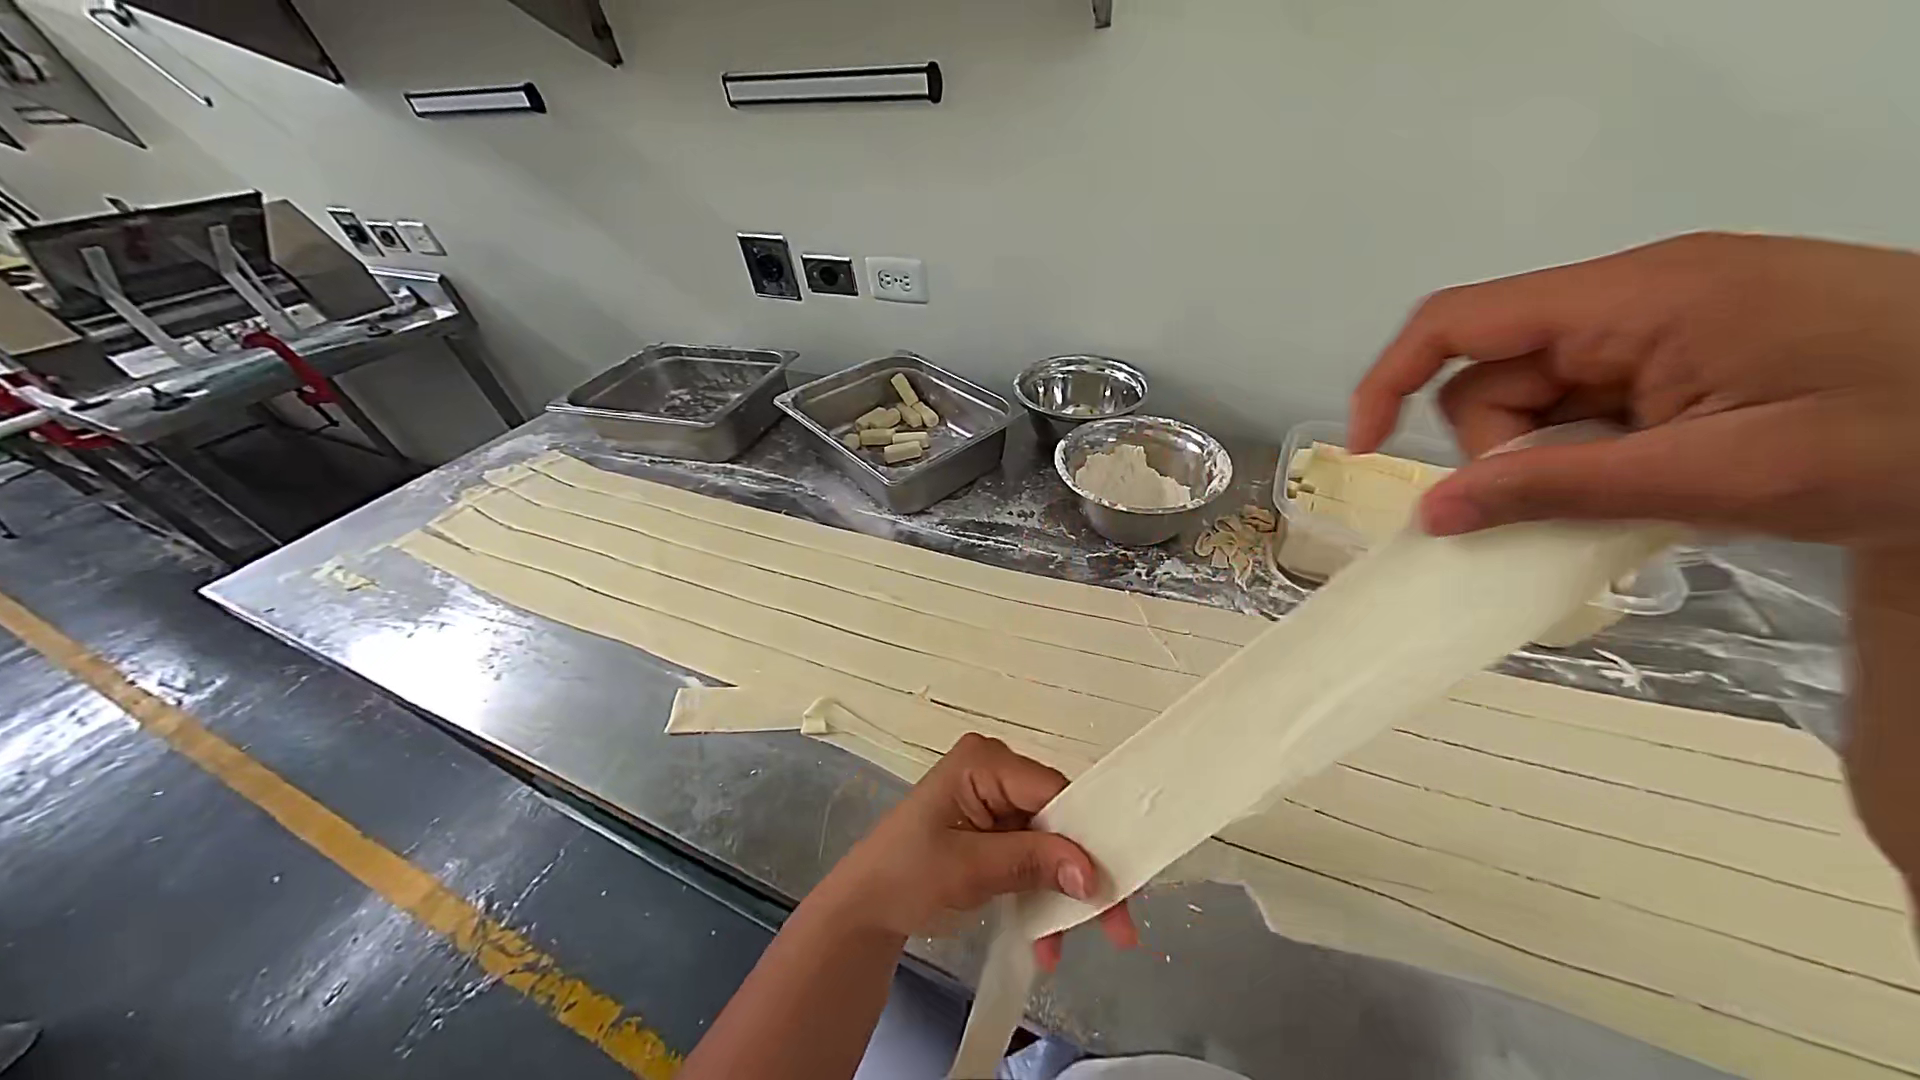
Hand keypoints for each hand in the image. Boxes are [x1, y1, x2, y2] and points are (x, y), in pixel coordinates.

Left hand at [805, 734, 1135, 968]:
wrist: (865, 906)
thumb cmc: (904, 874)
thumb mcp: (969, 869)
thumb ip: (1031, 864)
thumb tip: (1090, 873)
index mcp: (984, 762)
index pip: (1052, 790)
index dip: (1084, 837)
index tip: (1111, 887)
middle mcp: (995, 771)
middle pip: (1058, 816)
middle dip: (1080, 871)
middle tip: (1114, 926)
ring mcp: (995, 800)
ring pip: (1050, 841)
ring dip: (1061, 893)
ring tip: (1064, 944)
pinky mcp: (995, 828)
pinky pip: (1033, 855)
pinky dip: (1041, 892)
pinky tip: (1044, 937)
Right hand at [1349, 232, 1919, 548]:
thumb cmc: (1908, 439)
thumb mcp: (1717, 475)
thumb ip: (1557, 489)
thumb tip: (1431, 515)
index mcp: (1636, 297)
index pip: (1458, 320)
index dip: (1389, 380)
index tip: (1365, 448)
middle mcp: (1631, 295)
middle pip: (1493, 372)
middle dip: (1507, 444)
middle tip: (1580, 492)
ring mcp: (1655, 320)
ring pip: (1531, 394)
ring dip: (1550, 453)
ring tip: (1637, 486)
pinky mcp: (1674, 346)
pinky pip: (1578, 400)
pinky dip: (1585, 448)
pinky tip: (1645, 471)